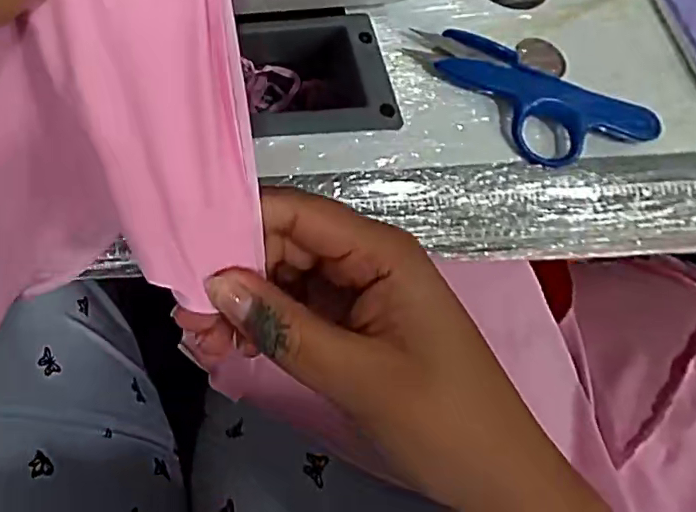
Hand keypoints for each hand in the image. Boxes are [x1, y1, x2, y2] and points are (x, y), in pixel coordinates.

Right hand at [176, 188, 609, 511]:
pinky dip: (258, 324)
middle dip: (232, 274)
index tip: (192, 252)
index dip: (241, 223)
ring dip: (239, 303)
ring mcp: (352, 288)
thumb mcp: (362, 378)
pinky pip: (289, 307)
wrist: (505, 489)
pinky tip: (228, 346)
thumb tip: (217, 282)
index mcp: (377, 250)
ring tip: (200, 338)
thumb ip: (286, 328)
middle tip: (189, 315)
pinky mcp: (344, 319)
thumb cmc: (449, 424)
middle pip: (280, 243)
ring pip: (278, 275)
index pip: (295, 212)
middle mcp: (360, 257)